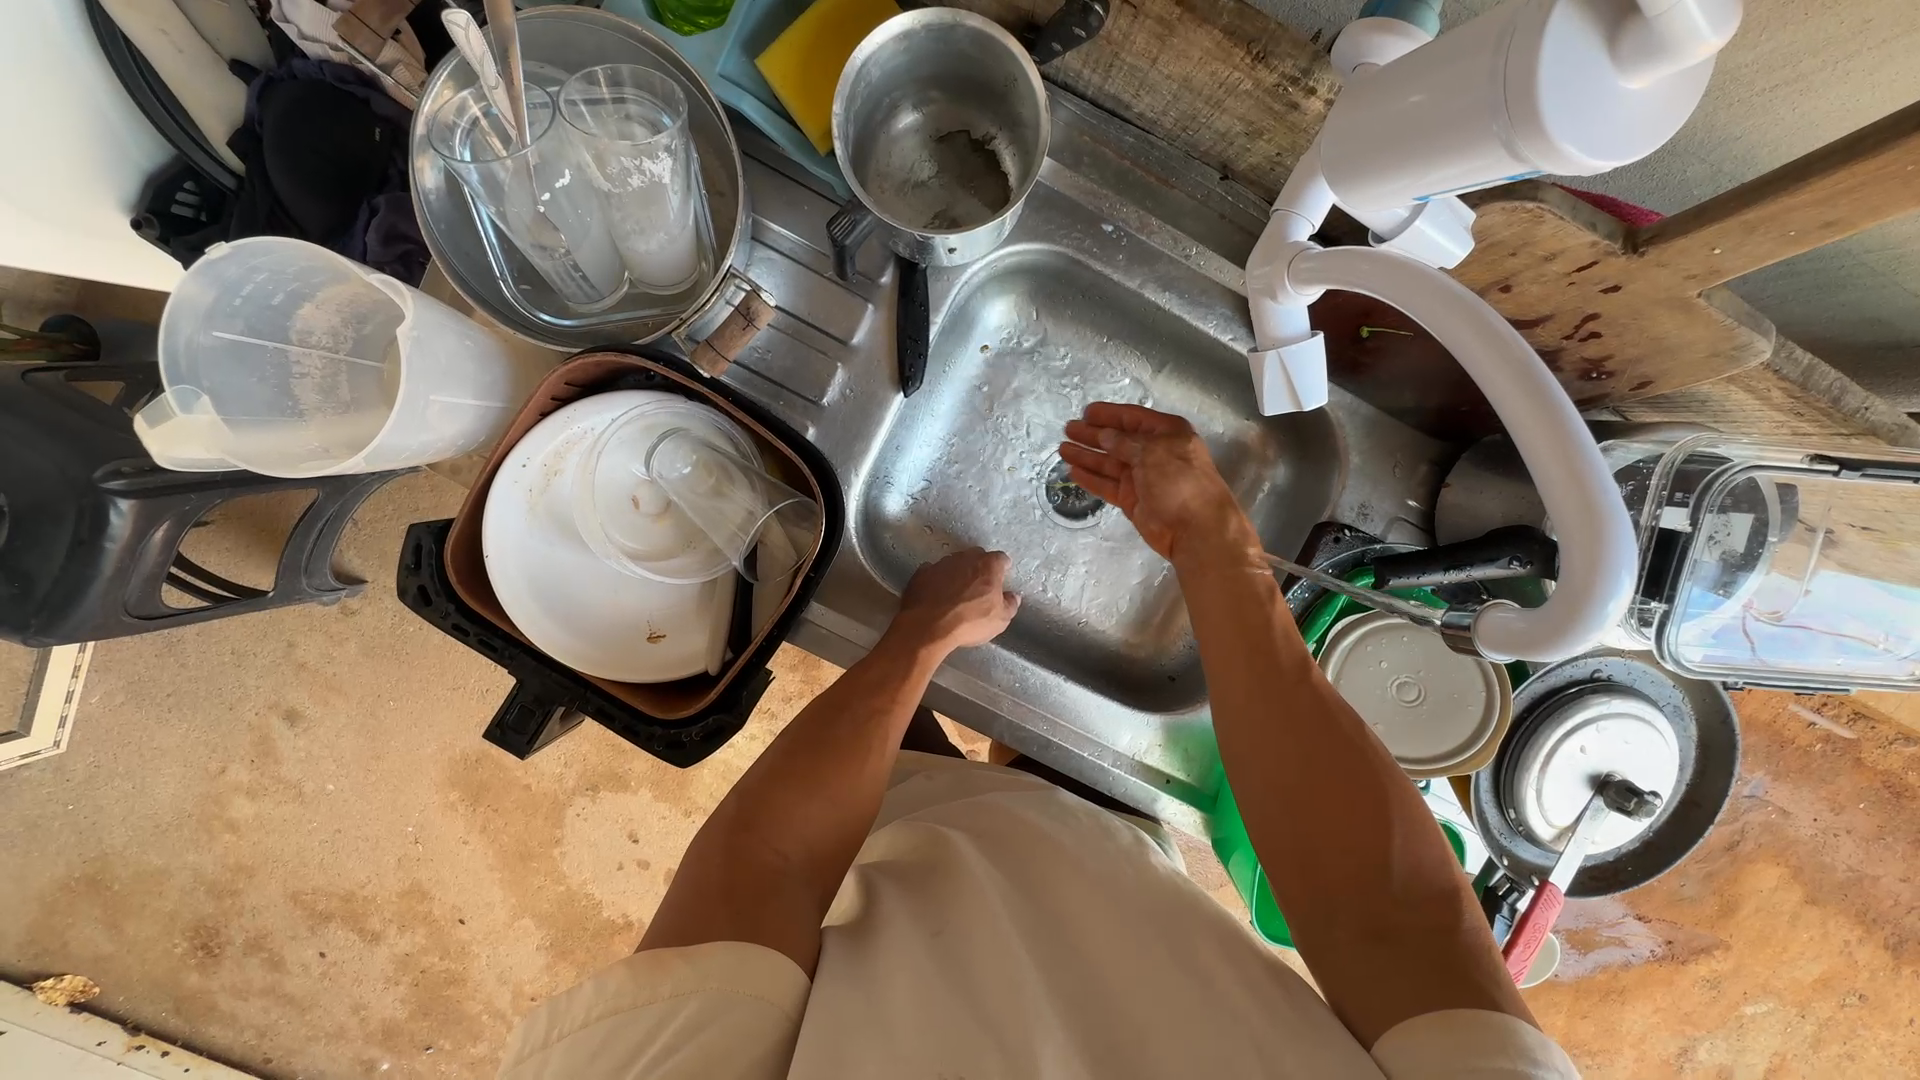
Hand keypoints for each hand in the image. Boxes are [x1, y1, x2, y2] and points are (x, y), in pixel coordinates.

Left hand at [889, 548, 1020, 655]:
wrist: (928, 626)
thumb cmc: (970, 621)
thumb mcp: (999, 620)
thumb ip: (1010, 605)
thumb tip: (1013, 597)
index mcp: (988, 566)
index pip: (1001, 559)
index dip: (1002, 568)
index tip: (1002, 576)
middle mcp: (965, 558)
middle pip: (976, 556)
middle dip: (980, 567)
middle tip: (980, 585)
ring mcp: (941, 563)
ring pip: (954, 562)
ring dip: (957, 572)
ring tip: (957, 590)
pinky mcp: (921, 573)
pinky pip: (933, 572)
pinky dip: (937, 579)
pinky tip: (936, 593)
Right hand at [1060, 403, 1255, 563]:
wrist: (1195, 529)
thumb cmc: (1180, 482)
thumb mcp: (1153, 452)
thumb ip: (1125, 442)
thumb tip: (1104, 436)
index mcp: (1167, 434)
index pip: (1133, 418)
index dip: (1109, 415)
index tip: (1086, 412)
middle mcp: (1155, 453)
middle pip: (1118, 440)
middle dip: (1093, 434)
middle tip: (1069, 429)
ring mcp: (1143, 478)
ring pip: (1109, 463)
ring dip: (1087, 455)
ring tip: (1063, 449)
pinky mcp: (1133, 500)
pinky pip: (1108, 485)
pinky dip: (1091, 478)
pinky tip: (1073, 471)